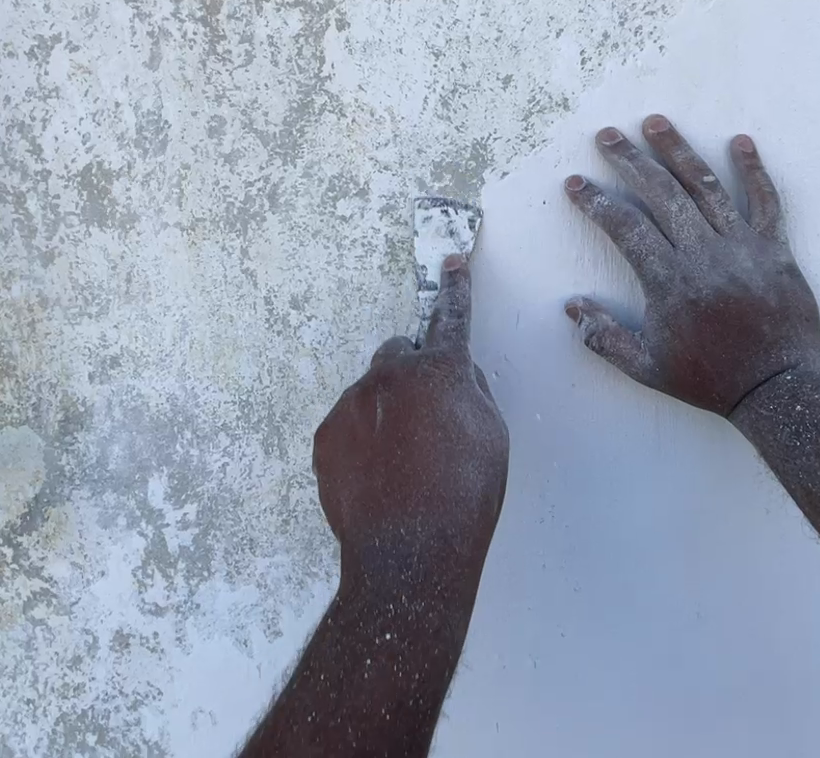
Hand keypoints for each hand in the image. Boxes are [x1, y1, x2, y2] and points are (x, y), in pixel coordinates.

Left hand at [313, 256, 508, 590]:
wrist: (410, 554)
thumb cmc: (464, 497)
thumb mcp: (493, 438)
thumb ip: (471, 392)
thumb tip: (456, 376)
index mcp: (441, 372)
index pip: (452, 318)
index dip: (456, 289)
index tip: (450, 263)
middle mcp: (392, 376)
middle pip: (400, 354)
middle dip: (412, 373)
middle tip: (427, 417)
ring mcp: (353, 404)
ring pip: (372, 392)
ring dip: (386, 411)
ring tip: (402, 462)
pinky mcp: (326, 433)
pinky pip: (348, 422)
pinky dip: (362, 437)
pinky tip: (378, 475)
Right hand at [564, 114, 819, 416]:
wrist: (779, 389)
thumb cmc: (709, 380)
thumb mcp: (646, 368)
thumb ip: (604, 338)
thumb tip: (572, 307)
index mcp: (669, 282)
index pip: (625, 227)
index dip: (596, 202)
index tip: (575, 183)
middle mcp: (703, 255)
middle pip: (661, 194)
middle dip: (630, 161)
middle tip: (608, 135)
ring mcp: (742, 248)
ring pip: (705, 187)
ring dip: (678, 151)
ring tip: (655, 122)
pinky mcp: (775, 249)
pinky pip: (766, 201)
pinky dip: (754, 170)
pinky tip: (740, 142)